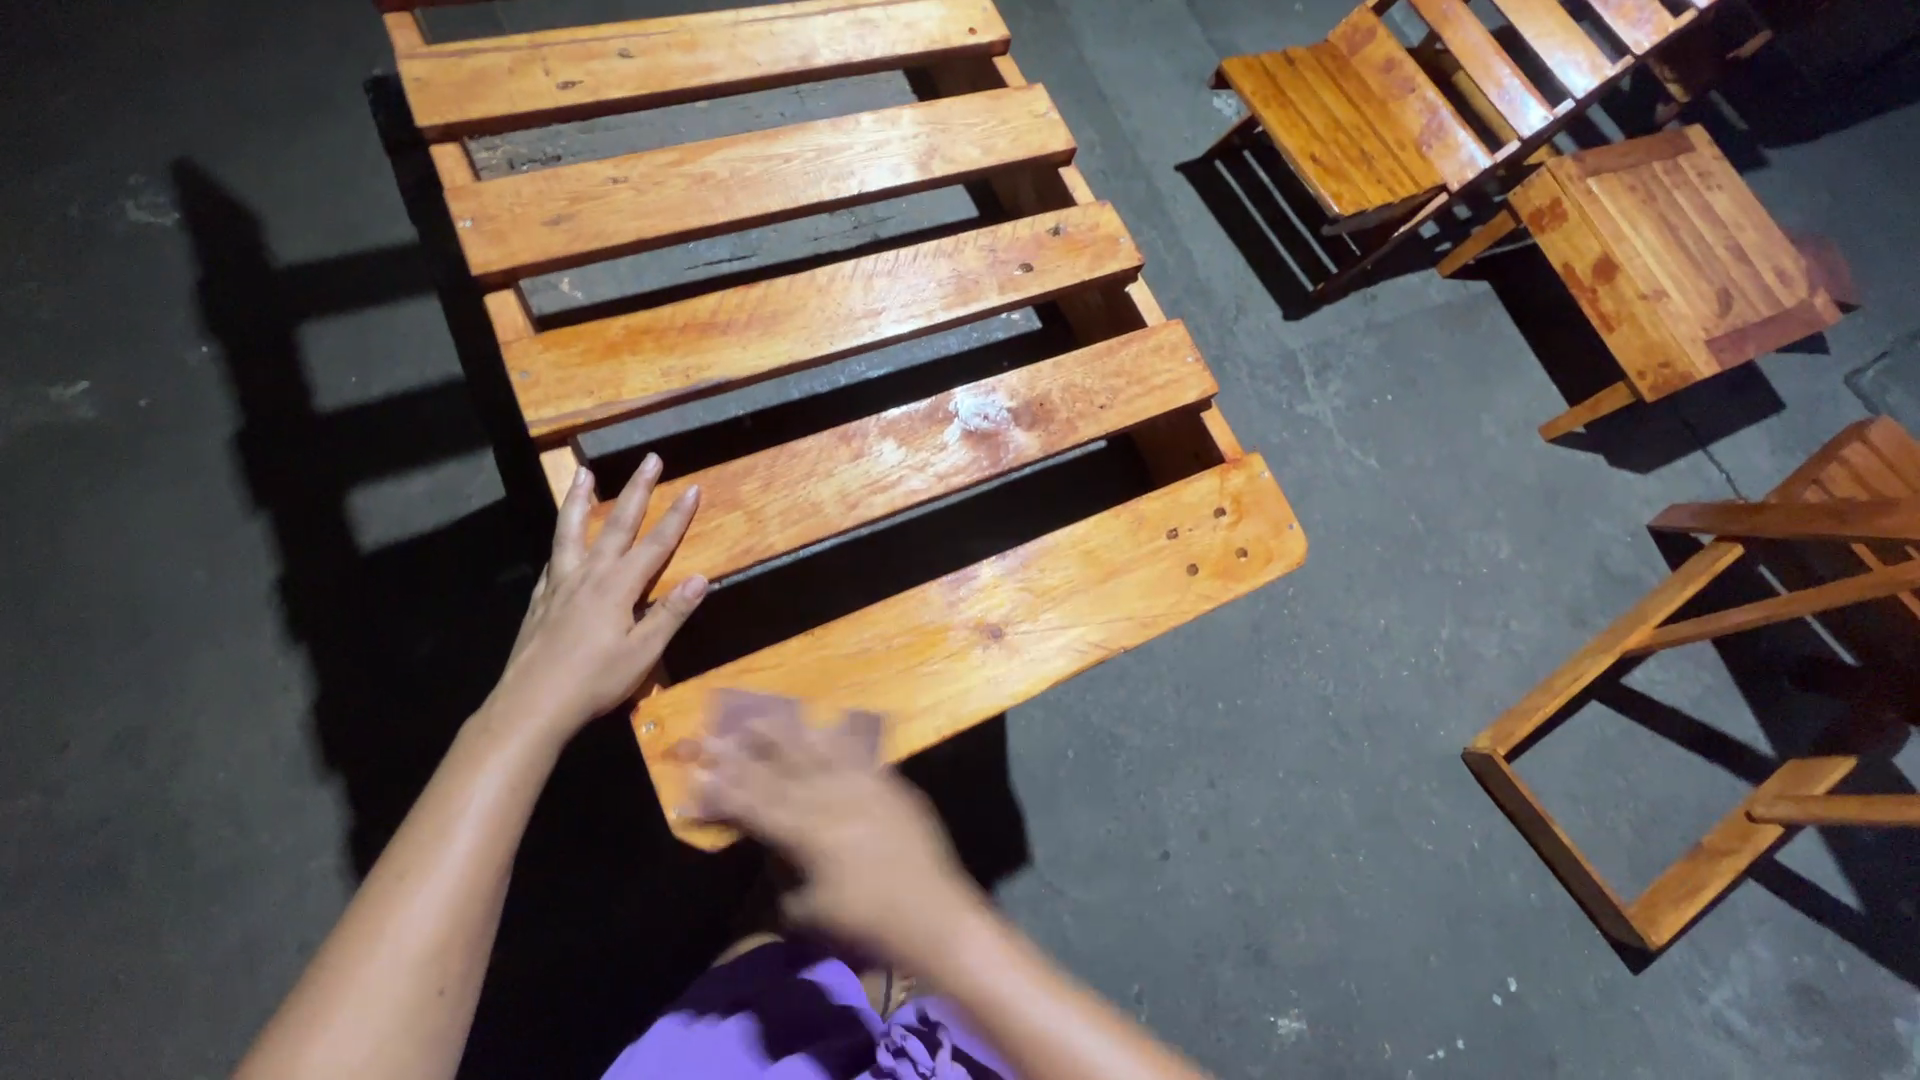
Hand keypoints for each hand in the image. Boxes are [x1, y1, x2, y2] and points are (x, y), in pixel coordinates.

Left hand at [485, 454, 705, 742]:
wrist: (531, 705)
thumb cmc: (595, 682)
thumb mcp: (643, 653)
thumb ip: (671, 614)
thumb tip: (702, 578)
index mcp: (618, 587)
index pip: (655, 544)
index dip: (676, 516)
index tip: (692, 488)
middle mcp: (588, 576)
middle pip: (616, 525)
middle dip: (636, 490)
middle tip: (648, 459)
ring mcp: (560, 586)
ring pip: (572, 532)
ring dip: (581, 500)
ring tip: (584, 475)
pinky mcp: (540, 601)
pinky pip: (553, 560)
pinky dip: (560, 541)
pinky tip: (561, 541)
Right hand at [693, 702, 985, 967]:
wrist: (934, 914)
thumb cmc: (867, 925)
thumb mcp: (808, 909)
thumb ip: (783, 871)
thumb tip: (770, 844)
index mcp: (809, 834)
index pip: (755, 806)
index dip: (723, 790)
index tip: (697, 774)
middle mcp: (833, 800)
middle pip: (779, 772)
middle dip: (742, 755)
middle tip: (713, 735)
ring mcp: (865, 786)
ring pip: (817, 752)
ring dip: (785, 734)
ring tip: (758, 716)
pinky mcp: (890, 784)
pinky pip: (857, 753)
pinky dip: (835, 740)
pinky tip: (820, 725)